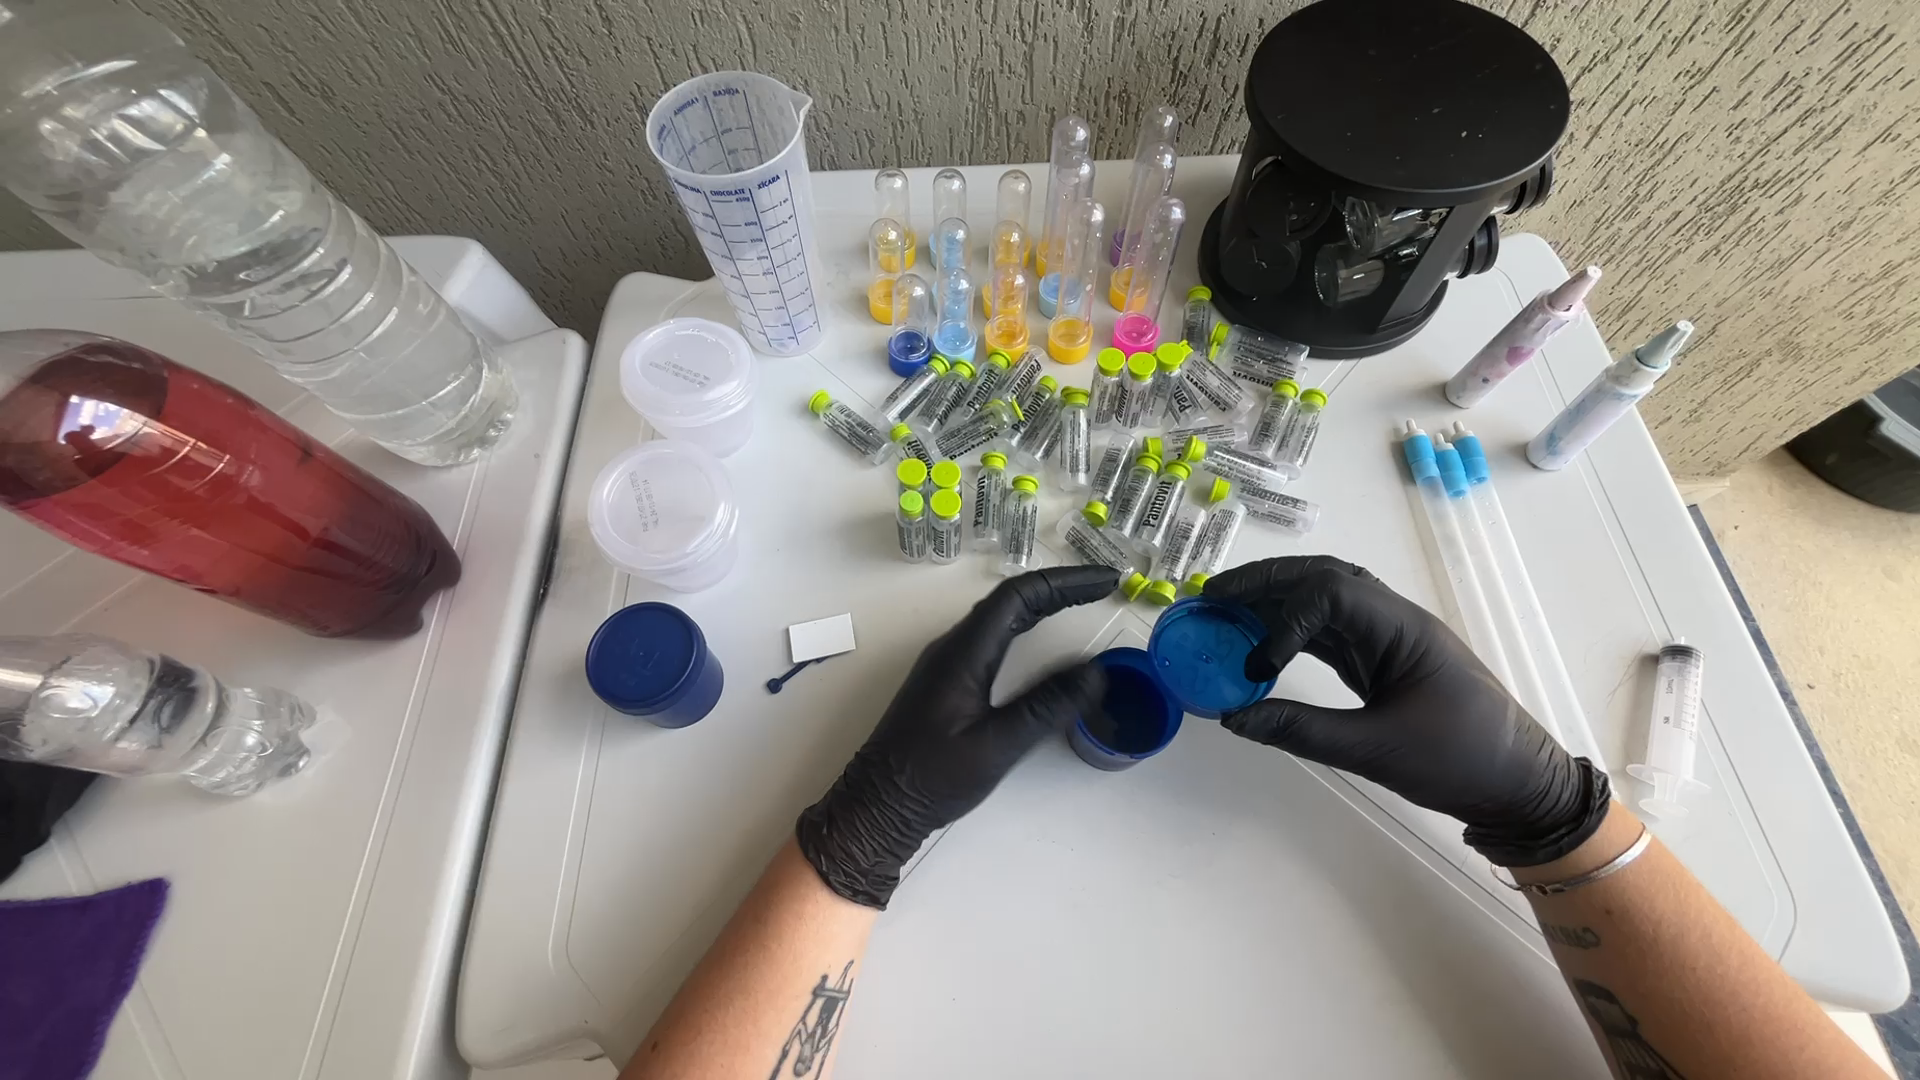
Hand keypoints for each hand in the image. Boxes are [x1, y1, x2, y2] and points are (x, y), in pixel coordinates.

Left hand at [797, 565, 1120, 907]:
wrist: (878, 803)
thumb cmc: (934, 777)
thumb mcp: (997, 746)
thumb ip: (1045, 707)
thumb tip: (1094, 672)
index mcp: (964, 652)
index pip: (1019, 597)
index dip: (1064, 583)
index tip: (1104, 581)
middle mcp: (953, 645)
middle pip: (1011, 600)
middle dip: (1059, 588)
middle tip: (1103, 588)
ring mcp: (947, 660)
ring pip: (1000, 616)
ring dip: (1042, 604)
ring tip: (1082, 602)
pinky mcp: (947, 677)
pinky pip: (992, 635)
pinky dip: (1025, 625)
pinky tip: (1041, 637)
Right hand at [1205, 556, 1608, 866]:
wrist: (1521, 786)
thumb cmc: (1461, 764)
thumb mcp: (1377, 751)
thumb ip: (1300, 730)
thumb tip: (1232, 718)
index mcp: (1402, 629)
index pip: (1331, 594)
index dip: (1285, 618)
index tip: (1258, 664)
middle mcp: (1391, 619)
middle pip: (1320, 576)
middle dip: (1263, 582)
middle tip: (1211, 596)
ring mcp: (1384, 636)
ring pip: (1319, 597)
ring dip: (1270, 599)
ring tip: (1222, 609)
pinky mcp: (1377, 656)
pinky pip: (1323, 628)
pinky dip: (1285, 628)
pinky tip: (1254, 640)